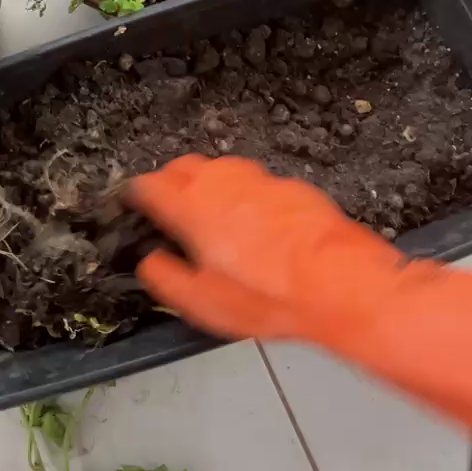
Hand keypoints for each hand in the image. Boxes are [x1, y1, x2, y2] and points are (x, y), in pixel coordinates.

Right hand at [129, 153, 407, 345]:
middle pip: (180, 166)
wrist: (341, 284)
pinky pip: (252, 183)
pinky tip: (252, 224)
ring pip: (218, 169)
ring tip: (209, 215)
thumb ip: (165, 278)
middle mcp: (220, 182)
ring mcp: (256, 179)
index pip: (147, 185)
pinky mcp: (286, 185)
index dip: (132, 193)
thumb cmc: (272, 296)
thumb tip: (150, 262)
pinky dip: (242, 195)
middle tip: (167, 206)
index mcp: (191, 207)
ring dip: (205, 185)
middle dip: (167, 181)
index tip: (130, 201)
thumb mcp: (203, 304)